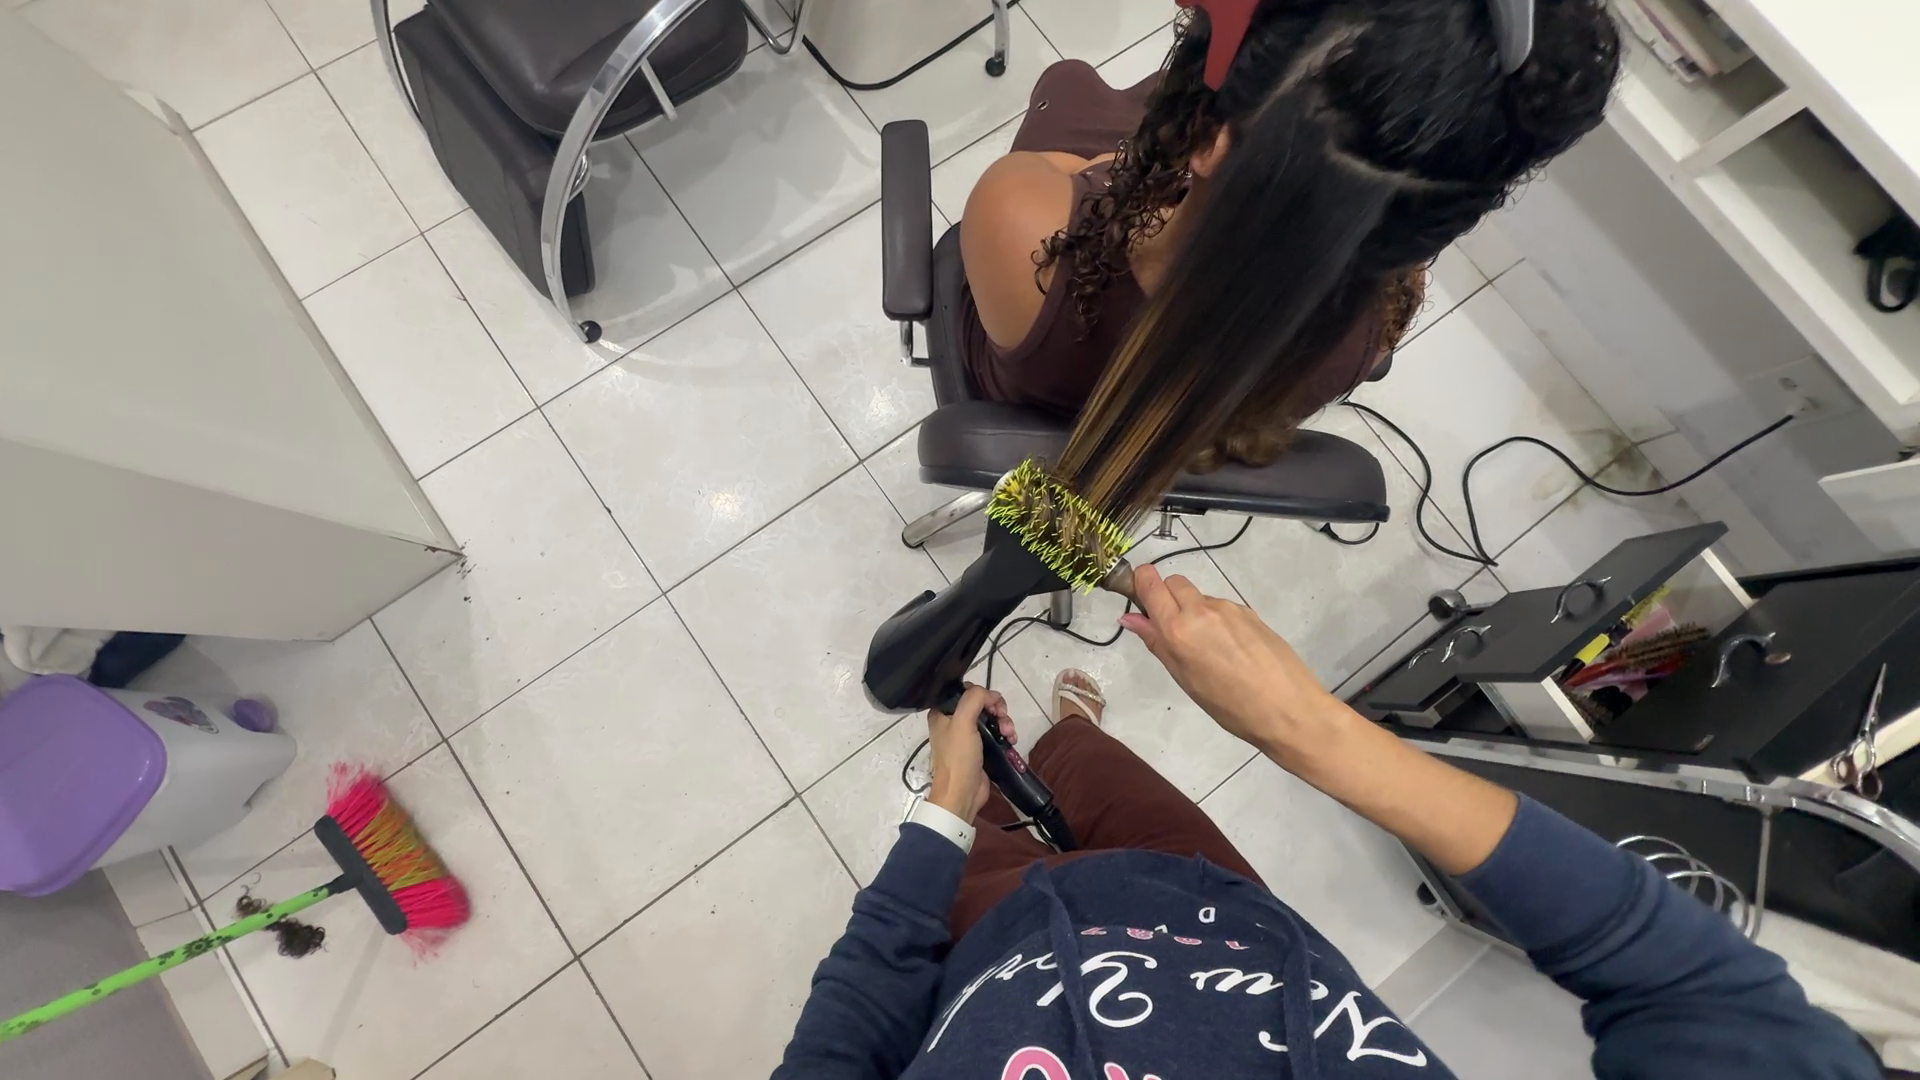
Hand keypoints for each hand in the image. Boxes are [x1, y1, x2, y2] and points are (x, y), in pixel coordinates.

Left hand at [926, 685, 1016, 820]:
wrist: (962, 793)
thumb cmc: (958, 757)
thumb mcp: (962, 722)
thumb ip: (974, 699)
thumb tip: (991, 695)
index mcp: (942, 712)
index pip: (965, 691)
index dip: (982, 694)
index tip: (992, 705)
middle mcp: (953, 720)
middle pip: (981, 703)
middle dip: (997, 709)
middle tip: (1003, 719)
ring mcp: (967, 735)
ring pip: (991, 717)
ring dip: (1004, 722)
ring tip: (1009, 734)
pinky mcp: (980, 747)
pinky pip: (995, 731)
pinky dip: (1005, 732)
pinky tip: (1011, 739)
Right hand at [1118, 565, 1351, 761]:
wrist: (1290, 710)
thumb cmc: (1228, 706)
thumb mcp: (1184, 678)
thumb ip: (1157, 642)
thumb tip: (1130, 619)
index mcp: (1178, 628)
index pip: (1149, 581)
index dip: (1140, 583)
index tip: (1141, 600)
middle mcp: (1201, 609)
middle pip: (1173, 581)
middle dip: (1166, 597)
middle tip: (1173, 629)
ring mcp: (1228, 608)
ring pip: (1198, 596)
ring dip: (1193, 611)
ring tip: (1208, 649)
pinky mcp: (1249, 612)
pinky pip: (1221, 607)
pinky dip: (1216, 620)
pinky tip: (1231, 650)